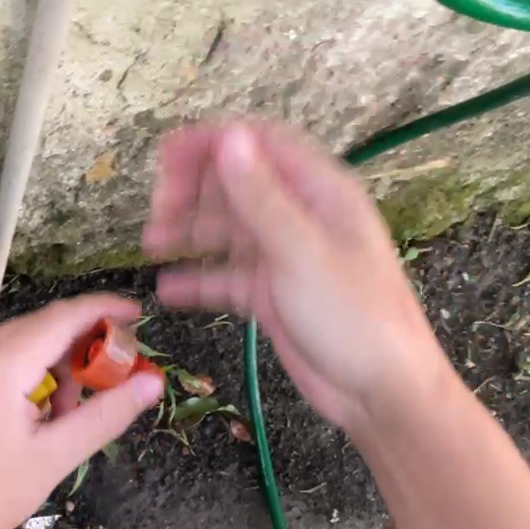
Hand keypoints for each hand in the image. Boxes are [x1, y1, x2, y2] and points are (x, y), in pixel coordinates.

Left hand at [0, 294, 163, 528]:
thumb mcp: (57, 457)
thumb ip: (107, 414)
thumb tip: (152, 384)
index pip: (59, 319)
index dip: (102, 310)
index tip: (135, 314)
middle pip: (39, 327)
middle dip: (78, 349)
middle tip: (104, 384)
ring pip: (18, 341)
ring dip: (51, 364)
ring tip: (58, 416)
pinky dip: (23, 371)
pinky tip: (31, 411)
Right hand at [142, 120, 452, 433]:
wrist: (377, 389)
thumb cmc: (356, 318)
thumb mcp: (302, 253)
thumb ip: (262, 198)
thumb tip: (229, 139)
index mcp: (319, 193)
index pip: (259, 146)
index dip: (213, 146)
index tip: (167, 158)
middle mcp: (299, 219)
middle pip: (236, 188)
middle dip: (194, 193)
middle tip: (157, 213)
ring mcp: (283, 259)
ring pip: (226, 234)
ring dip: (189, 235)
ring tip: (152, 245)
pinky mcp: (270, 296)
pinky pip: (226, 278)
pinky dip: (198, 280)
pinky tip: (168, 289)